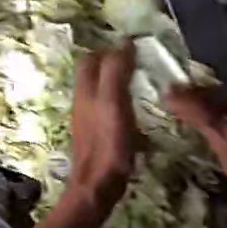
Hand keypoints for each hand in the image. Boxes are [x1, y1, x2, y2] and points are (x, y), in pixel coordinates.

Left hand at [66, 44, 137, 211]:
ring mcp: (89, 119)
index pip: (92, 58)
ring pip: (101, 92)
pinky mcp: (98, 135)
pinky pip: (109, 111)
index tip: (135, 46)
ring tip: (143, 83)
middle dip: (114, 64)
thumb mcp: (114, 101)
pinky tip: (138, 111)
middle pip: (95, 74)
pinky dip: (122, 103)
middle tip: (140, 63)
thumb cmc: (108, 142)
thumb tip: (124, 42)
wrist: (98, 185)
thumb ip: (116, 71)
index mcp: (86, 89)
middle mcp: (83, 101)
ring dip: (119, 84)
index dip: (110, 49)